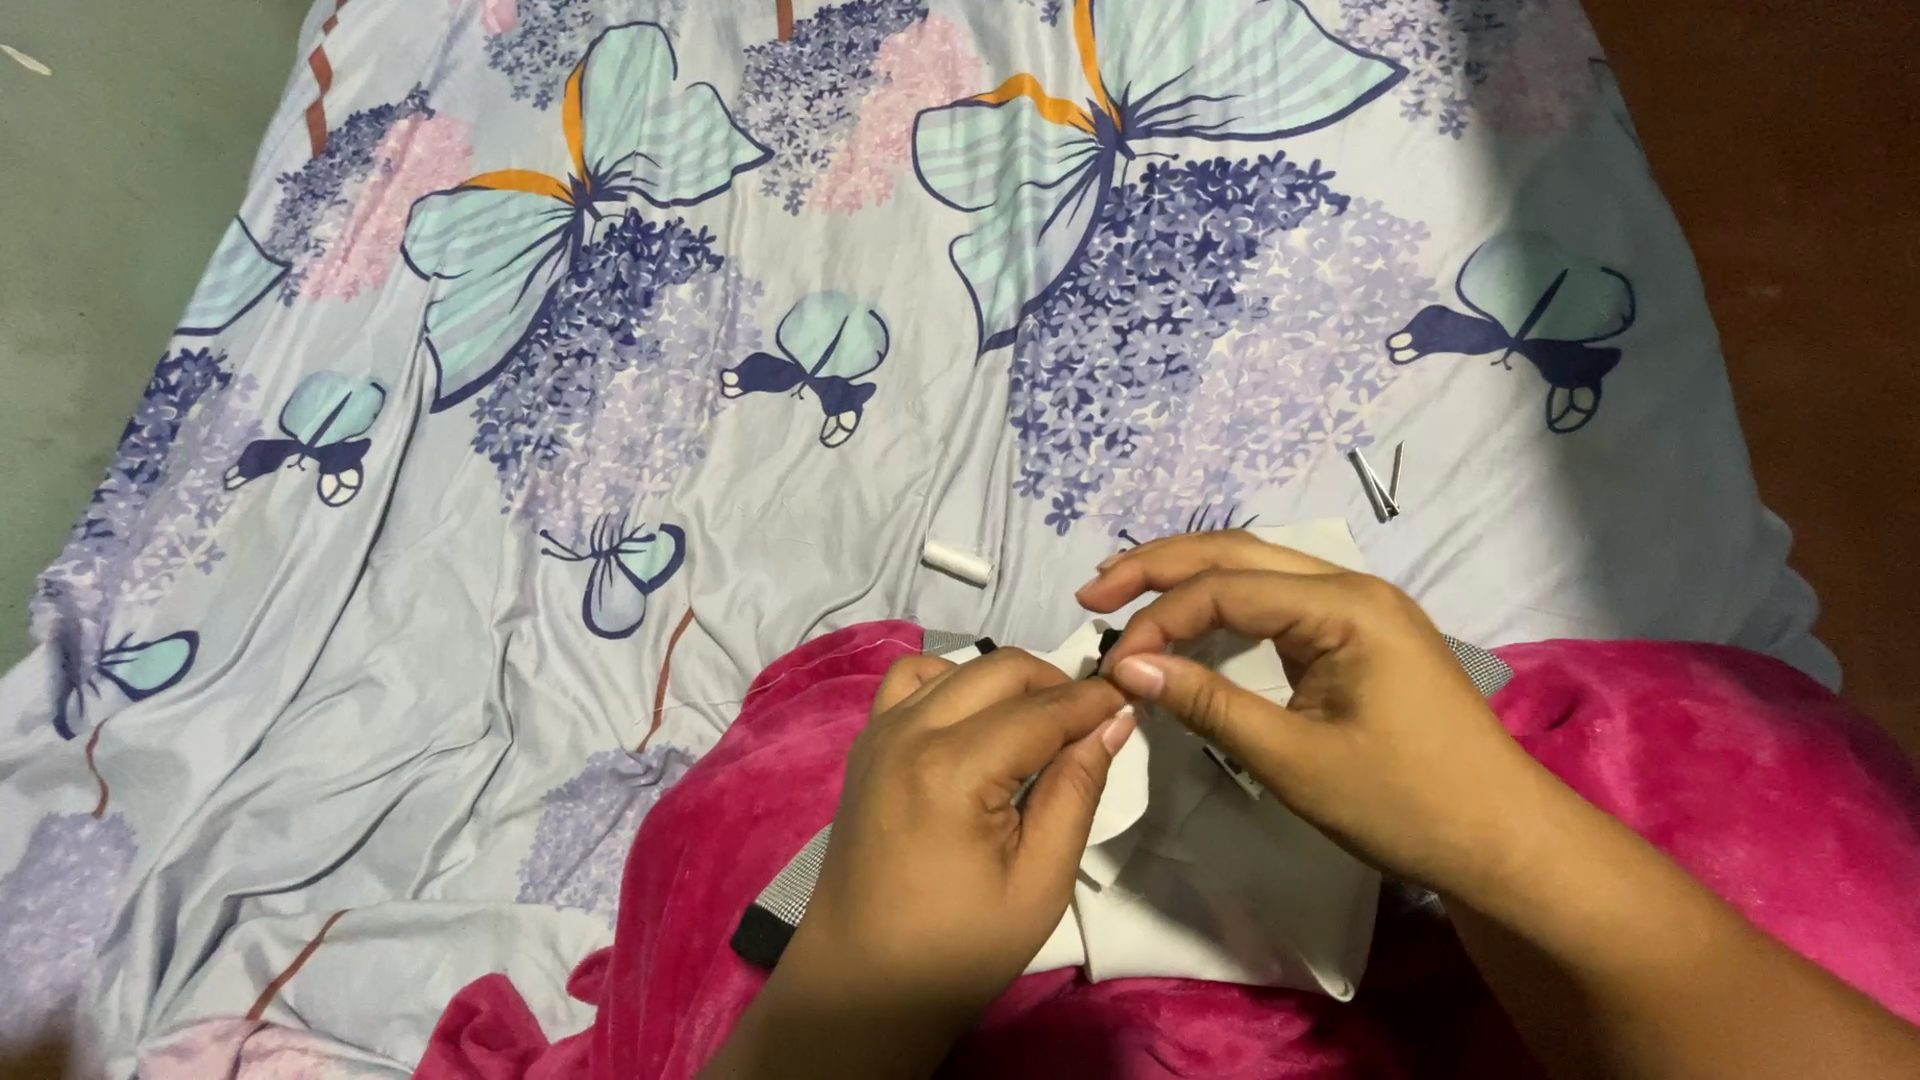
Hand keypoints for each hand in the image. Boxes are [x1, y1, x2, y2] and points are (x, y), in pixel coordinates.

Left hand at [705, 648, 1133, 1078]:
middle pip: (1001, 670)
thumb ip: (1076, 792)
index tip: (1129, 701)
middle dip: (1056, 684)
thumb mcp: (1040, 884)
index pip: (1041, 711)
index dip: (1092, 703)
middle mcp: (912, 732)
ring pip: (957, 665)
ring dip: (1006, 680)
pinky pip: (910, 679)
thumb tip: (1113, 724)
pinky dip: (950, 679)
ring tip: (1035, 721)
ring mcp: (880, 731)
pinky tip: (972, 717)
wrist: (862, 981)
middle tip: (1089, 721)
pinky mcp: (865, 741)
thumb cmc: (959, 948)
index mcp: (954, 770)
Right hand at [1078, 530, 1556, 900]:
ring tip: (1123, 587)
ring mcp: (1355, 605)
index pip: (1223, 590)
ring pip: (1252, 567)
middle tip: (1093, 588)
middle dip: (1157, 566)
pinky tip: (1187, 615)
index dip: (1158, 622)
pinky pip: (1272, 599)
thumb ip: (1207, 704)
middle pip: (1234, 552)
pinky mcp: (1353, 631)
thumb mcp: (1294, 760)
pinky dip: (1219, 603)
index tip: (1114, 668)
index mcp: (1344, 606)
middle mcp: (1349, 585)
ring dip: (1185, 575)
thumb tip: (1127, 669)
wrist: (1507, 843)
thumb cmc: (1406, 805)